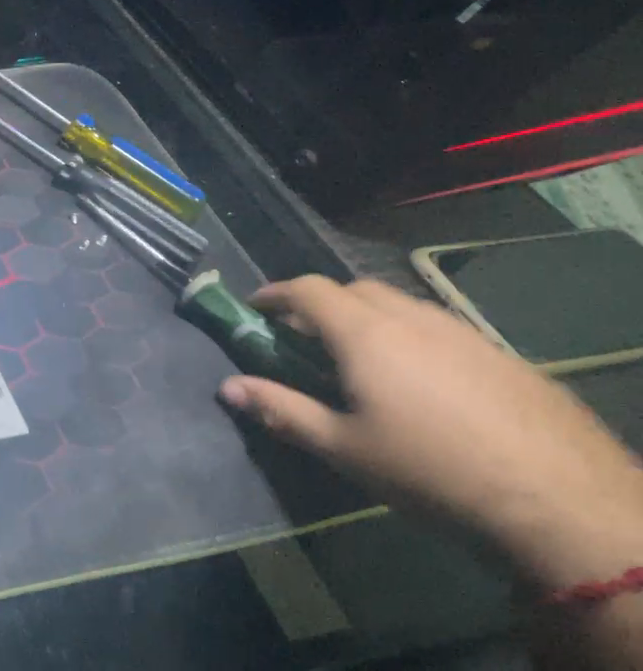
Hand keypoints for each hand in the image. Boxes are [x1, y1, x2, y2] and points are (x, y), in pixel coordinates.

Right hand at [220, 276, 642, 587]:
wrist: (568, 507)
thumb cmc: (432, 472)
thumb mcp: (343, 448)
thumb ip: (281, 410)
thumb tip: (228, 387)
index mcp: (366, 334)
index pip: (308, 289)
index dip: (275, 293)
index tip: (255, 310)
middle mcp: (414, 320)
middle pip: (356, 289)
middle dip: (323, 304)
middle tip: (306, 338)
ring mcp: (467, 336)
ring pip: (404, 307)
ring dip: (371, 319)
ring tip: (364, 361)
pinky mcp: (507, 359)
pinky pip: (443, 332)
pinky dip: (414, 339)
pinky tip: (424, 385)